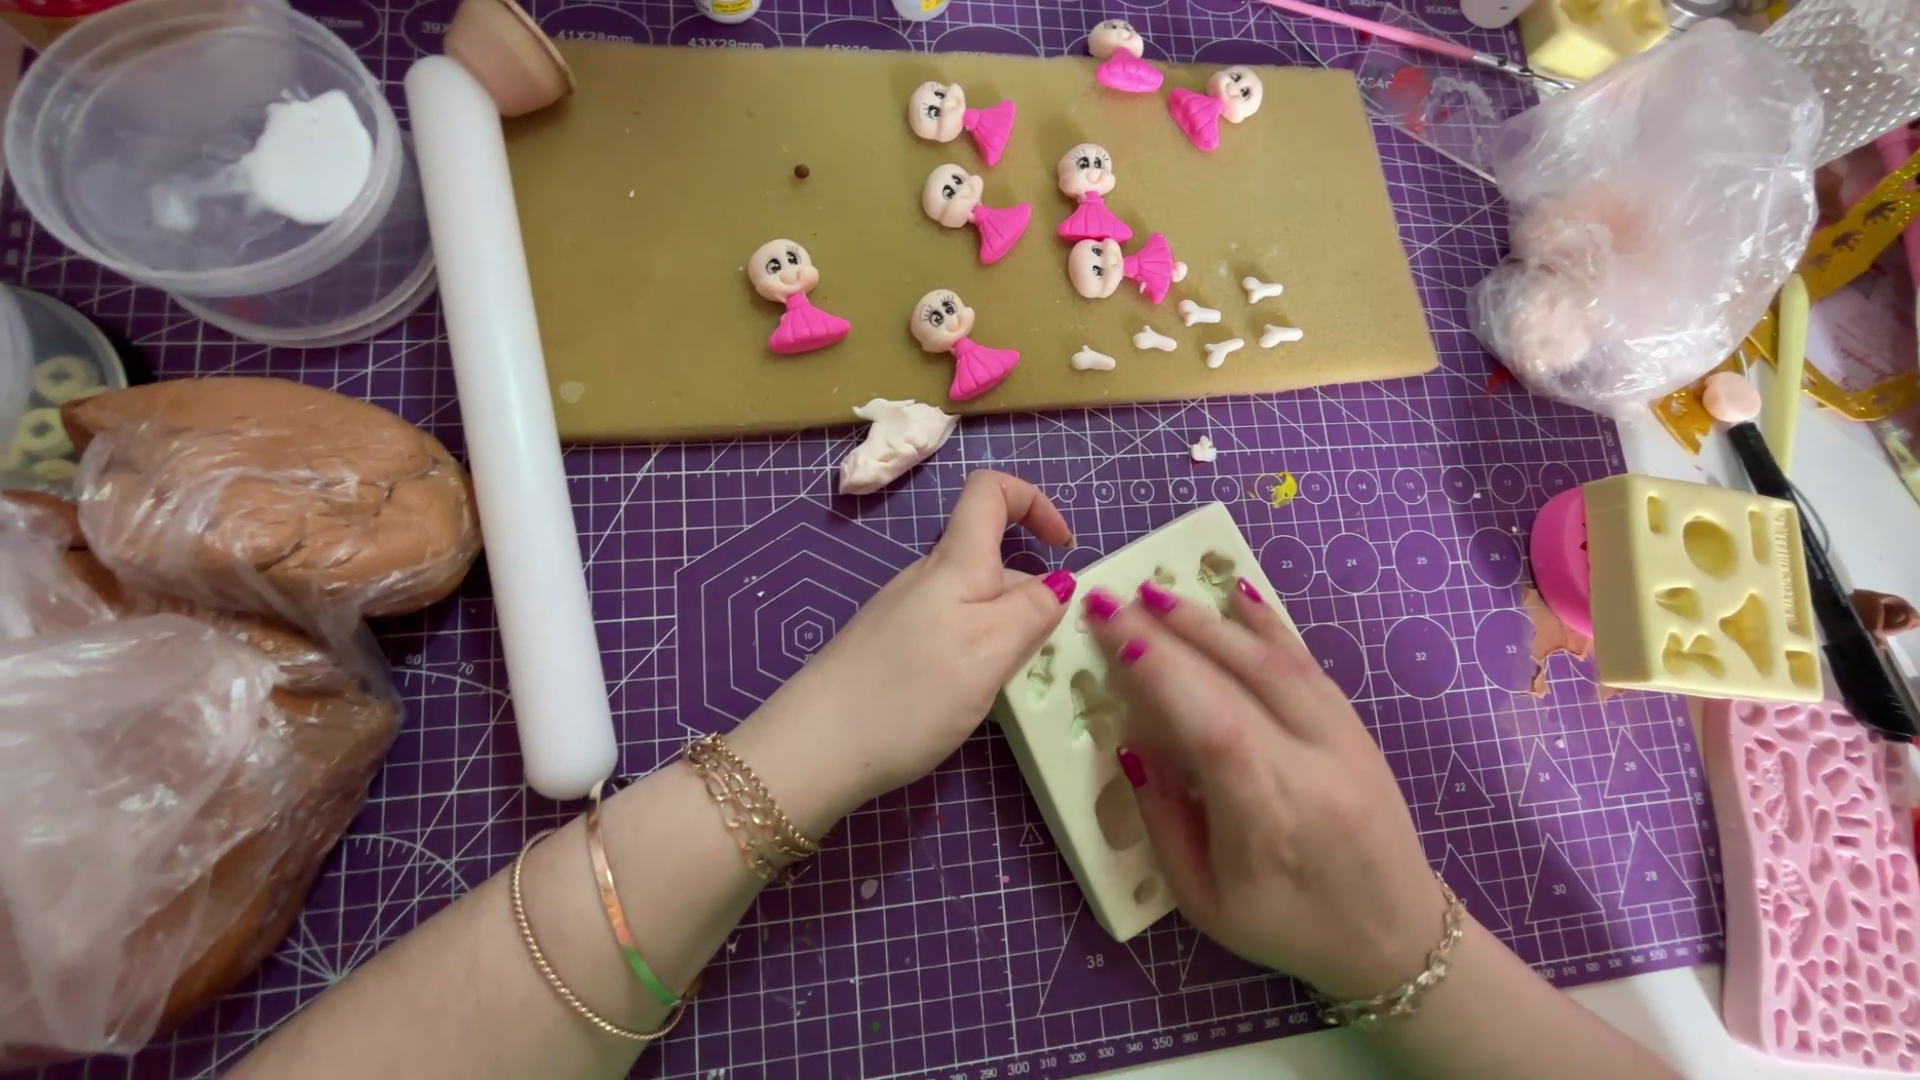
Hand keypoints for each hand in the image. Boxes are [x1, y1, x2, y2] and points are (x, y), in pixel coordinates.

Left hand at [752, 471, 1076, 811]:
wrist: (814, 748)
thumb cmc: (909, 693)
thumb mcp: (989, 651)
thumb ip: (1031, 611)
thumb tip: (1060, 581)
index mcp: (954, 563)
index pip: (990, 491)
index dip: (1034, 502)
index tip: (1063, 548)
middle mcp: (927, 577)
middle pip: (992, 560)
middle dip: (1030, 598)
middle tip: (1043, 658)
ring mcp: (905, 613)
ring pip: (974, 604)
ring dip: (1005, 633)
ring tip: (1006, 688)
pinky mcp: (891, 646)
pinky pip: (950, 632)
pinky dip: (976, 654)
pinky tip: (968, 699)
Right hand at [1084, 579, 1446, 1000]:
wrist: (1400, 938)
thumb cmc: (1288, 927)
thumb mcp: (1202, 900)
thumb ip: (1161, 819)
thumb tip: (1134, 742)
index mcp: (1271, 825)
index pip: (1217, 732)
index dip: (1166, 675)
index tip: (1116, 633)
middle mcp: (1315, 771)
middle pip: (1240, 682)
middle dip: (1170, 633)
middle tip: (1114, 600)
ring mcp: (1344, 741)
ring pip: (1276, 661)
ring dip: (1211, 620)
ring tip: (1158, 592)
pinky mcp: (1357, 726)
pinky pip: (1309, 663)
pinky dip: (1268, 623)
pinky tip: (1237, 593)